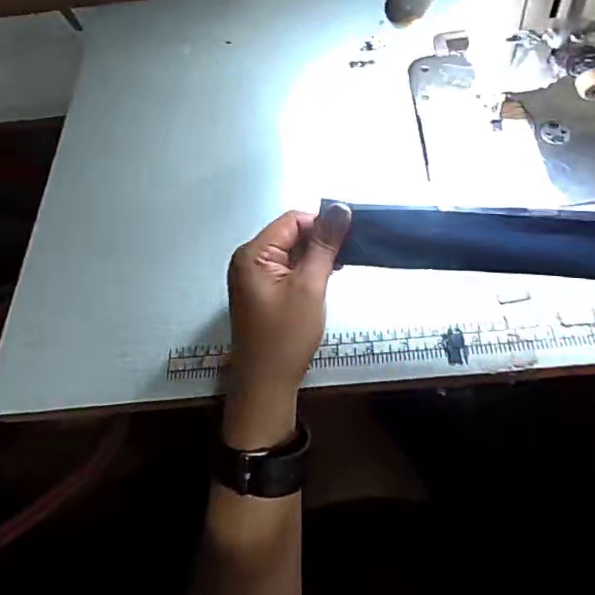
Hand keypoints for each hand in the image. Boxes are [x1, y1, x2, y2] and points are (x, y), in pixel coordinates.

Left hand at [222, 204, 350, 447]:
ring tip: (337, 271)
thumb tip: (341, 208)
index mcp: (253, 254)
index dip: (322, 225)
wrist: (266, 386)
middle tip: (345, 258)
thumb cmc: (287, 336)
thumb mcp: (310, 286)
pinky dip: (306, 271)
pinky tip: (323, 281)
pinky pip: (287, 268)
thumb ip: (325, 245)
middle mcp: (247, 260)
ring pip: (291, 251)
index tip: (347, 241)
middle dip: (319, 242)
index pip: (292, 220)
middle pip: (290, 233)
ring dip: (315, 257)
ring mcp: (252, 277)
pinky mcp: (261, 292)